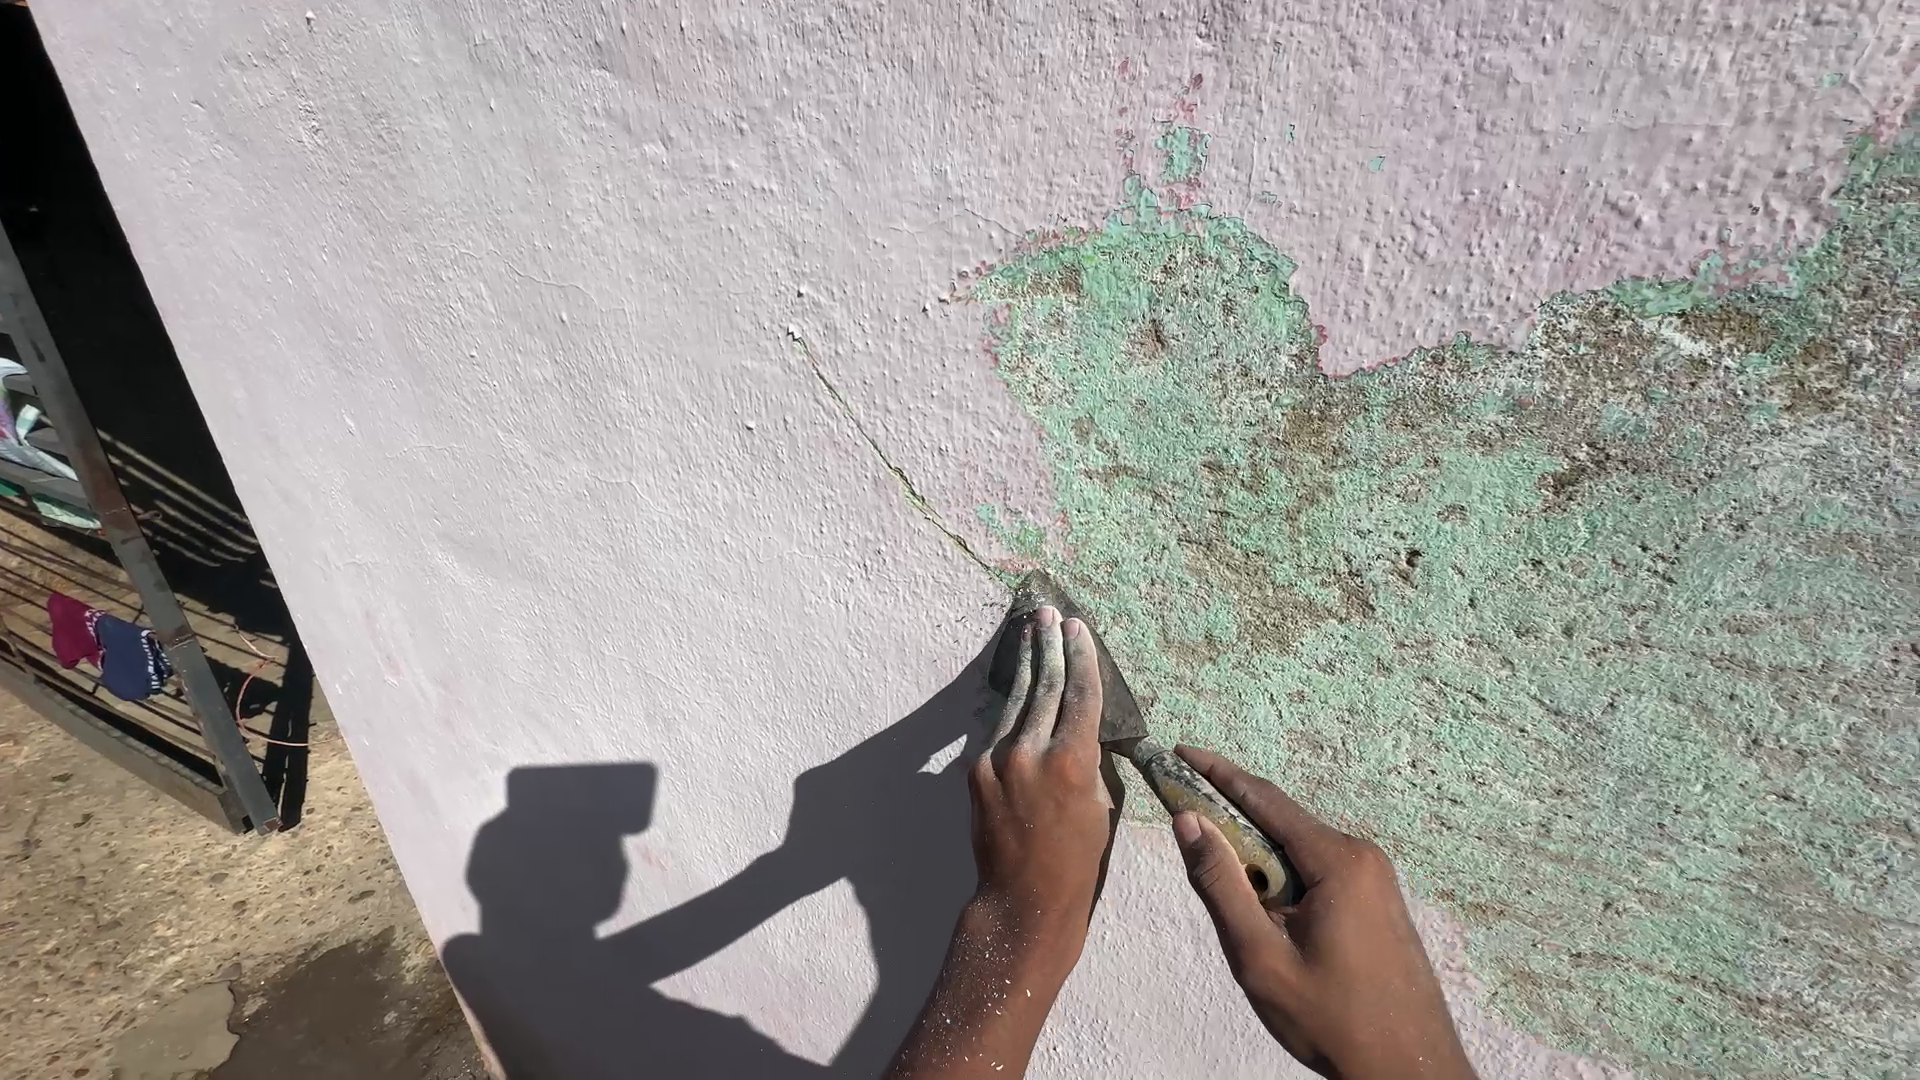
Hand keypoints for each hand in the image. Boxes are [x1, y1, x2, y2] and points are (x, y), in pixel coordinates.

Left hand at [966, 604, 1113, 959]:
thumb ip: (1089, 759)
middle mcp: (1030, 752)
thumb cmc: (1079, 863)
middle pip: (1043, 685)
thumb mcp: (1101, 807)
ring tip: (1030, 630)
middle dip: (1048, 646)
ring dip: (1025, 663)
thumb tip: (1081, 726)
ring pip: (1016, 700)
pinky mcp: (976, 770)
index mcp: (1072, 762)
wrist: (1022, 901)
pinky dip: (1013, 705)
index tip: (1077, 628)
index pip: (1079, 695)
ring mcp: (997, 759)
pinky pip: (999, 729)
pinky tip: (1018, 682)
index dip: (1081, 658)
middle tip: (1049, 614)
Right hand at [1172, 747, 1476, 1079]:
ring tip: (1222, 877)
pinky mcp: (1376, 897)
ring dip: (1254, 851)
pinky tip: (1263, 900)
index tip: (1180, 751)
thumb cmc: (1332, 1020)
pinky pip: (1314, 864)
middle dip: (1229, 814)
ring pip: (1295, 844)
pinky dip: (1278, 869)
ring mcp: (1373, 876)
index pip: (1263, 797)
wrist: (1415, 1078)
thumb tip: (1187, 820)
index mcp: (1336, 860)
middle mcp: (1360, 854)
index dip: (1216, 771)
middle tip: (1185, 816)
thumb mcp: (1259, 955)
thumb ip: (1220, 883)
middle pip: (1279, 819)